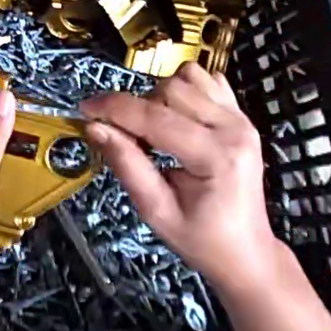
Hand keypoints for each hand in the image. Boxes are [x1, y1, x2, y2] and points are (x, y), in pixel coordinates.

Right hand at [82, 63, 284, 291]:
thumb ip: (126, 164)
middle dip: (137, 108)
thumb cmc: (201, 239)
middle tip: (125, 137)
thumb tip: (95, 127)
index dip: (114, 109)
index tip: (85, 110)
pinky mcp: (240, 114)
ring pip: (186, 78)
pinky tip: (176, 117)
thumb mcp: (156, 211)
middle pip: (170, 90)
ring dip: (159, 97)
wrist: (245, 251)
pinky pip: (205, 80)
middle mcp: (234, 128)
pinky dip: (183, 89)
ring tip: (153, 129)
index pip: (155, 118)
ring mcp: (241, 118)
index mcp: (217, 156)